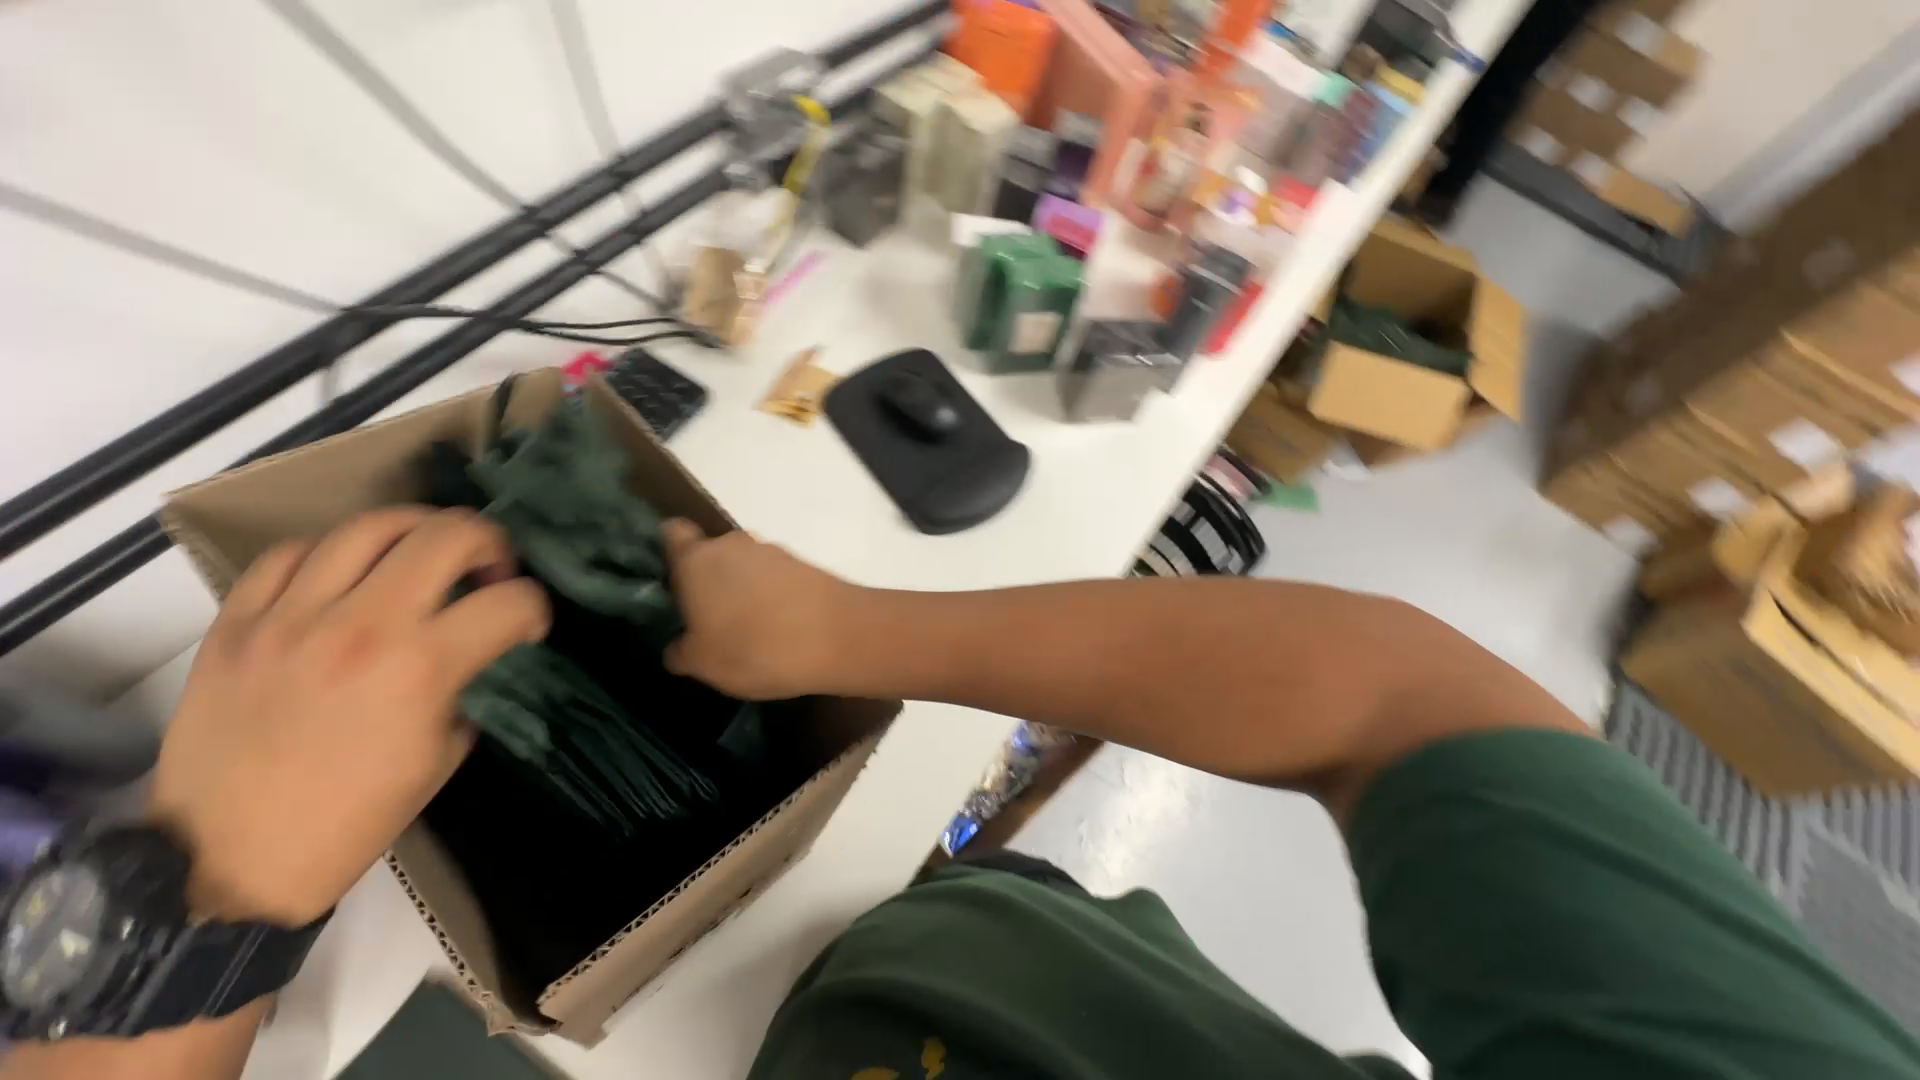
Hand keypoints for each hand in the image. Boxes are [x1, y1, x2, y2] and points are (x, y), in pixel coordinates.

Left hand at [149, 507, 550, 923]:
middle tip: (490, 573)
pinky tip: (348, 577)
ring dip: (419, 532)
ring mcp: (289, 617)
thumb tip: (481, 646)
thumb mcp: (445, 752)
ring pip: (372, 524)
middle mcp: (361, 625)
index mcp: (422, 668)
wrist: (229, 859)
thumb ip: (469, 684)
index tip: (529, 627)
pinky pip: (292, 552)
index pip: (512, 602)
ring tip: (425, 557)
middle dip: (492, 545)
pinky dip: (335, 553)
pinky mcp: (234, 622)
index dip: (537, 609)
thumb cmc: (355, 817)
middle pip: (449, 534)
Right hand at [661, 519, 863, 699]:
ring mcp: (774, 552)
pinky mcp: (806, 565)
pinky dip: (774, 597)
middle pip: (712, 553)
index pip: (672, 534)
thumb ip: (682, 652)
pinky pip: (777, 579)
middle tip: (709, 619)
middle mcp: (733, 545)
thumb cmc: (755, 647)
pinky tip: (779, 629)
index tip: (672, 584)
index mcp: (697, 560)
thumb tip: (678, 647)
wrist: (839, 637)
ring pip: (747, 566)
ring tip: (749, 630)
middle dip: (710, 580)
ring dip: (744, 589)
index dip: (670, 554)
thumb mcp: (704, 664)